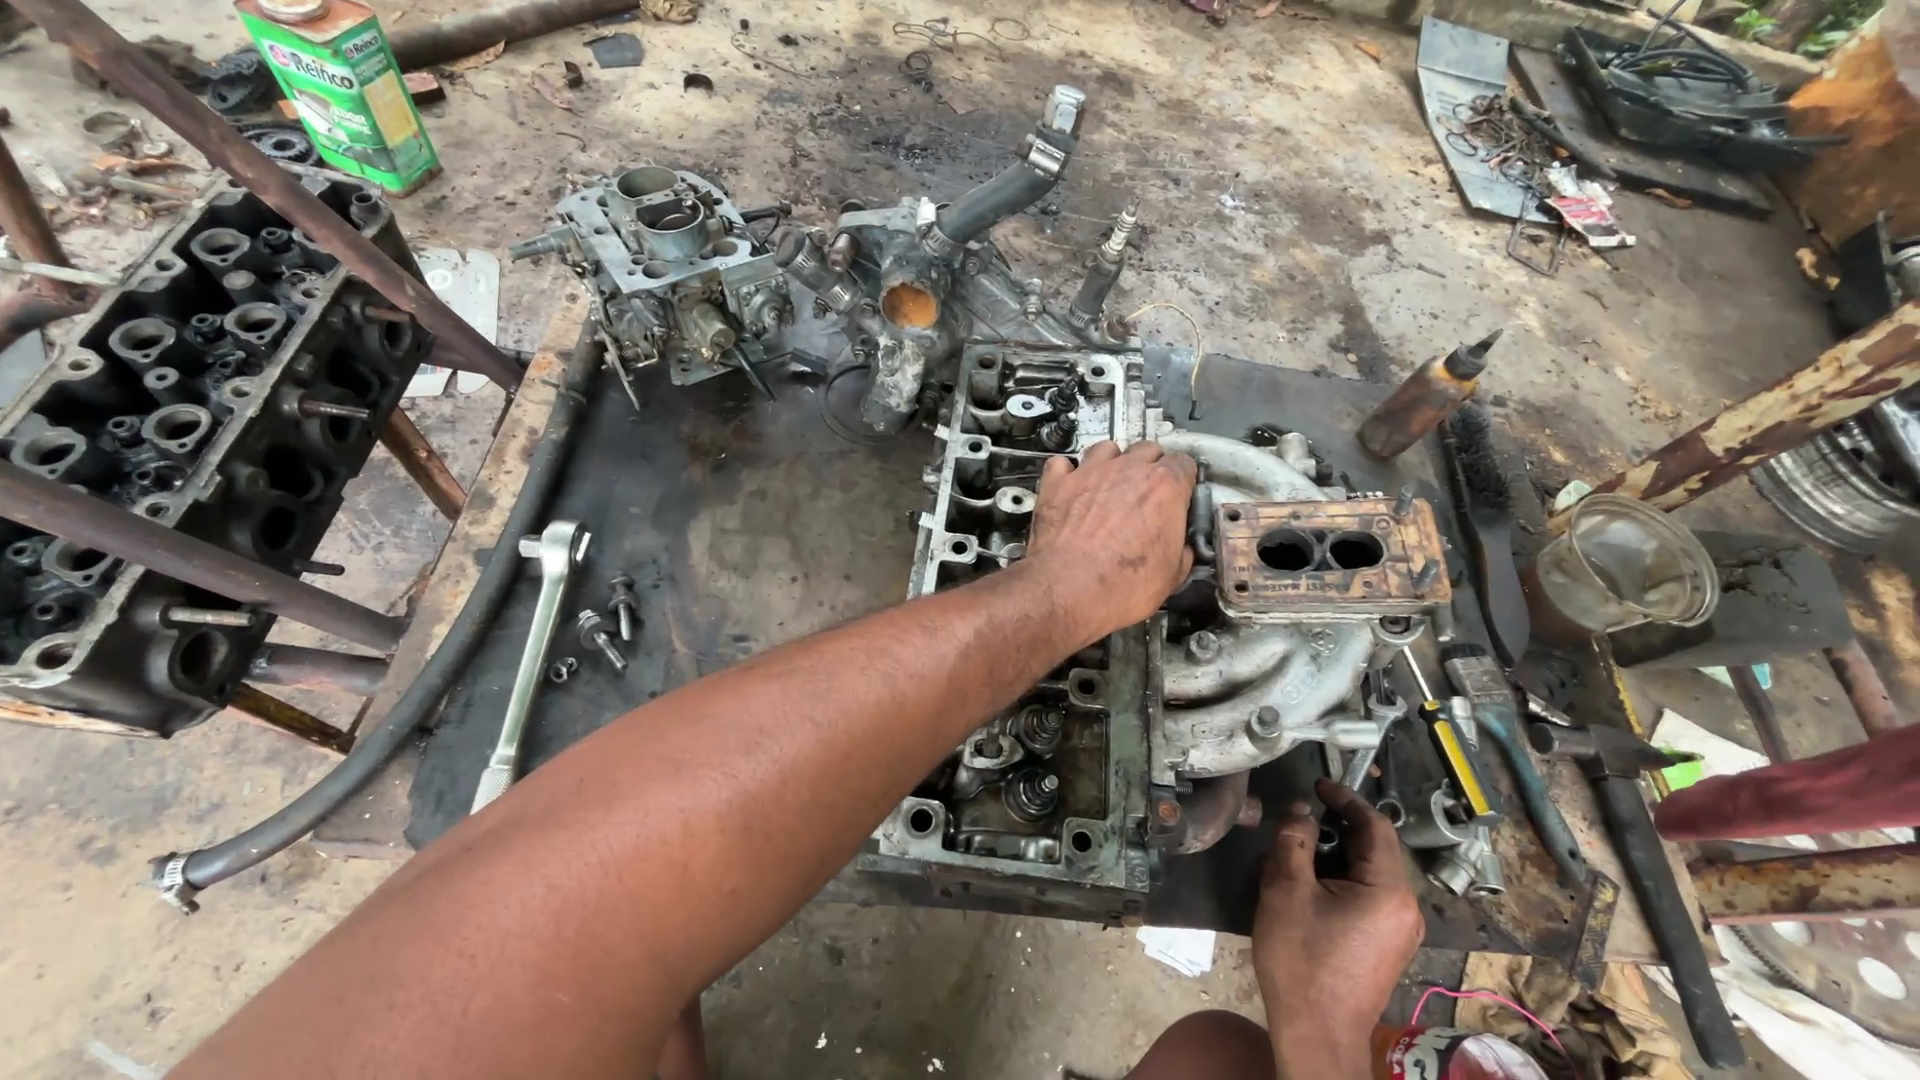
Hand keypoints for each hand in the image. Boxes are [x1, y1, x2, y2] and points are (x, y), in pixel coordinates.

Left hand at [1025, 440, 1195, 645]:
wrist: (1069, 590)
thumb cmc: (1119, 584)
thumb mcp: (1172, 574)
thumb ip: (1180, 549)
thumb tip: (1180, 549)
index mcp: (1165, 487)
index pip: (1184, 464)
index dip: (1182, 480)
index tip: (1179, 492)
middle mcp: (1128, 471)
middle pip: (1147, 450)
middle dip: (1150, 467)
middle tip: (1147, 492)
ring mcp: (1090, 473)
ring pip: (1107, 449)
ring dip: (1111, 462)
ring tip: (1110, 484)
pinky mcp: (1058, 484)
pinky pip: (1062, 463)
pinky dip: (1067, 471)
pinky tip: (1071, 484)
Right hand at [1253, 778, 1422, 1079]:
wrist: (1317, 1033)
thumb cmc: (1301, 958)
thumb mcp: (1286, 889)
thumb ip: (1295, 841)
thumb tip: (1302, 811)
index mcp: (1389, 890)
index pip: (1375, 827)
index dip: (1345, 799)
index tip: (1317, 784)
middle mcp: (1406, 909)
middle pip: (1375, 850)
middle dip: (1338, 827)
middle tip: (1300, 817)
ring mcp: (1399, 931)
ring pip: (1370, 874)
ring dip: (1337, 854)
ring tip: (1299, 848)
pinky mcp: (1386, 946)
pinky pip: (1369, 896)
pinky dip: (1343, 878)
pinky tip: (1312, 883)